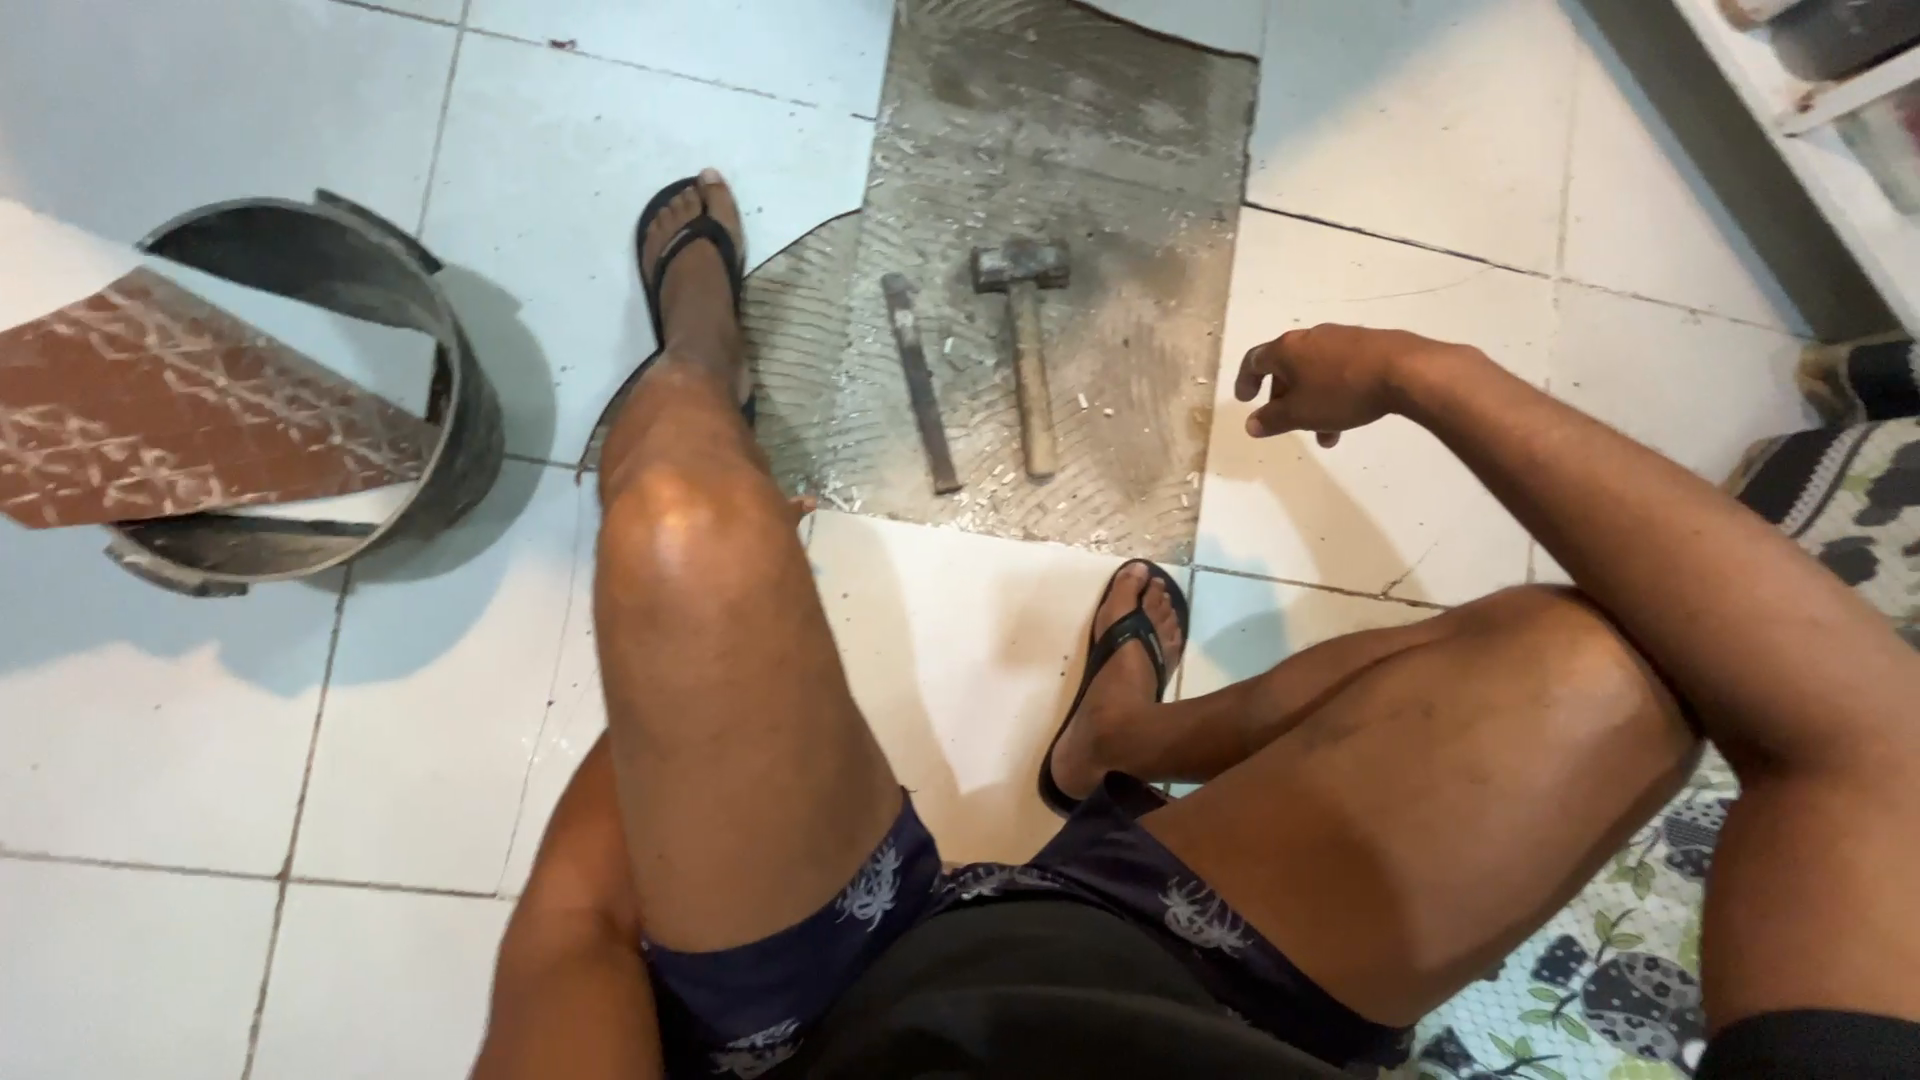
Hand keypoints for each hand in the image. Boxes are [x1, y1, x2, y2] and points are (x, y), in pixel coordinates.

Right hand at [1234, 324, 1471, 444]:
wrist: (1406, 371)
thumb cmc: (1341, 392)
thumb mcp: (1300, 414)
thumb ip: (1271, 420)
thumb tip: (1251, 424)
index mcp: (1287, 349)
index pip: (1254, 360)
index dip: (1245, 381)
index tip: (1246, 400)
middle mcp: (1311, 337)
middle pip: (1286, 367)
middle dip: (1284, 399)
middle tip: (1288, 423)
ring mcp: (1342, 338)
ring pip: (1315, 372)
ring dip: (1312, 401)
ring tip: (1326, 432)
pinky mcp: (1370, 344)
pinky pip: (1340, 369)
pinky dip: (1335, 391)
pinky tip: (1350, 412)